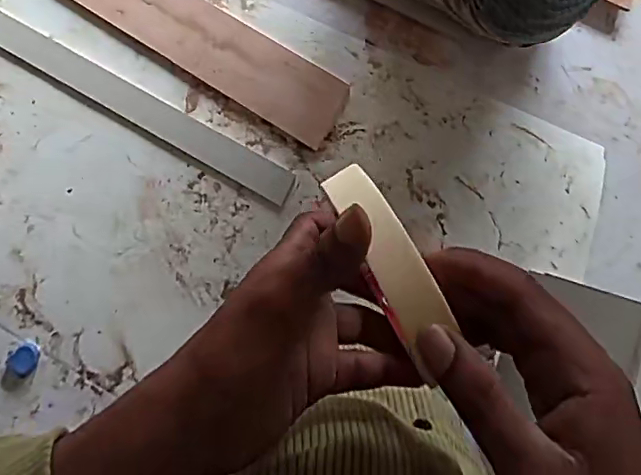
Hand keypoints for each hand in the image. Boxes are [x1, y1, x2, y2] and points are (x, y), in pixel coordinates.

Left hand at [52, 206, 418, 474]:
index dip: (359, 223)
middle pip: (356, 273)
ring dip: (399, 325)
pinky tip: (420, 371)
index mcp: (294, 266)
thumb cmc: (235, 358)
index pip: (327, 227)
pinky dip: (389, 365)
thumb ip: (322, 260)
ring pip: (365, 321)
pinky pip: (361, 364)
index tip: (405, 232)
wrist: (199, 430)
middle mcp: (305, 294)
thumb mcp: (281, 303)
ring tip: (441, 334)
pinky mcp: (316, 375)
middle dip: (394, 277)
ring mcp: (312, 336)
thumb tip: (360, 212)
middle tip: (439, 288)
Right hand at [420, 249, 640, 474]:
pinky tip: (452, 348)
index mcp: (585, 368)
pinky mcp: (563, 405)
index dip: (472, 270)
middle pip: (517, 304)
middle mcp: (582, 365)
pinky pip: (516, 353)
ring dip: (468, 313)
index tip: (426, 263)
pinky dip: (480, 341)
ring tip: (422, 311)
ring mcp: (574, 384)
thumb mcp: (530, 468)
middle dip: (463, 288)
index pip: (522, 293)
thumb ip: (481, 400)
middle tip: (412, 285)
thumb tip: (432, 335)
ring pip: (514, 326)